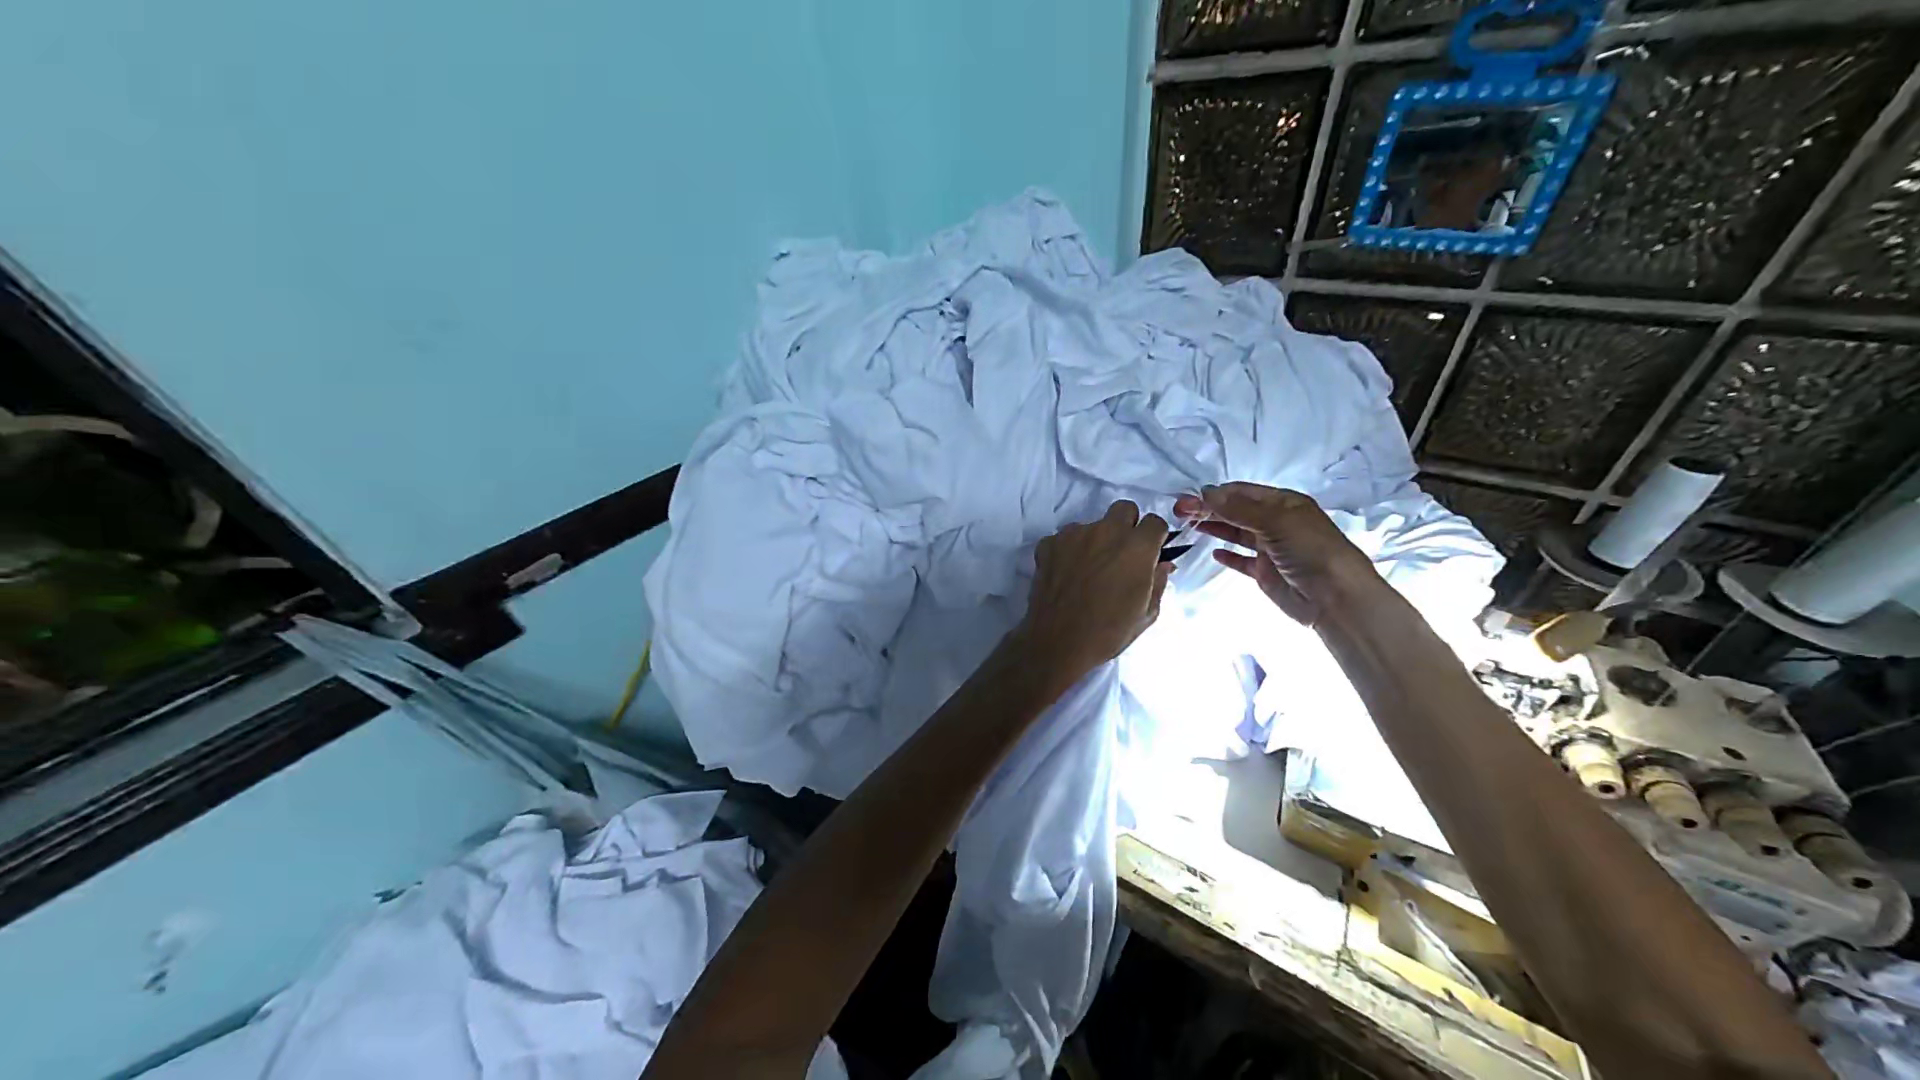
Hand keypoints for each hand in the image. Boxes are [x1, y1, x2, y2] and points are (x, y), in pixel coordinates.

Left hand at [1018, 500, 1172, 681]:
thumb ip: (1158, 581)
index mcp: (1136, 547)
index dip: (1154, 537)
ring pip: (1092, 525)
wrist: (1058, 642)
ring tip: (1089, 570)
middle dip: (1127, 525)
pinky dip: (1068, 551)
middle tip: (1121, 553)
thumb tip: (1162, 564)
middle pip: (1123, 509)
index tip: (1149, 553)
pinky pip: (1065, 538)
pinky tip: (1067, 574)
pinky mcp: (1049, 543)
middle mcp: (1106, 532)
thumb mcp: (1147, 613)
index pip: (1155, 521)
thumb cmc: (1108, 632)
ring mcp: (1074, 535)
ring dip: (1095, 540)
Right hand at [1173, 483, 1376, 624]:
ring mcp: (1270, 548)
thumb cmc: (1310, 549)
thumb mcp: (1275, 521)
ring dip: (1214, 528)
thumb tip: (1205, 493)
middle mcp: (1276, 522)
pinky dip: (1228, 555)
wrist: (1335, 596)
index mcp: (1283, 503)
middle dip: (1209, 509)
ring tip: (1188, 526)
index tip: (1188, 498)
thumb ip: (1238, 509)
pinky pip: (1242, 560)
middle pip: (1236, 511)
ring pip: (1236, 533)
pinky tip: (1213, 552)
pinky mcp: (1265, 572)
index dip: (1215, 494)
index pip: (1242, 492)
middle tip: (1179, 512)